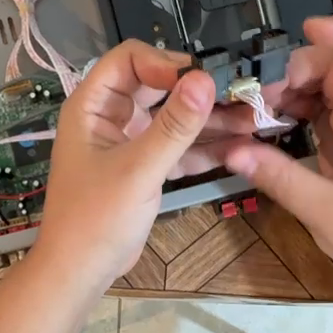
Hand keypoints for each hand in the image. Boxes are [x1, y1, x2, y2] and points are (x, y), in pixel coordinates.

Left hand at [33, 41, 218, 290]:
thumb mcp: (138, 169)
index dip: (166, 64)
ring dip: (208, 120)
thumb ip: (174, 126)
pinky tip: (238, 147)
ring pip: (172, 119)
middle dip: (198, 92)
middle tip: (242, 94)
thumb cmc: (96, 218)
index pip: (130, 60)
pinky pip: (176, 148)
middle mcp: (110, 117)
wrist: (80, 272)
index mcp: (93, 106)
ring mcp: (128, 143)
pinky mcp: (143, 169)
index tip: (203, 82)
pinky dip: (202, 148)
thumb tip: (205, 79)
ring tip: (252, 119)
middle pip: (158, 87)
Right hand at [222, 14, 332, 302]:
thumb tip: (233, 152)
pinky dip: (293, 109)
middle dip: (301, 67)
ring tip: (258, 109)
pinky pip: (320, 111)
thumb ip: (279, 179)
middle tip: (261, 93)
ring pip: (328, 86)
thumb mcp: (325, 211)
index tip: (311, 29)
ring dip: (292, 89)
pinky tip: (268, 122)